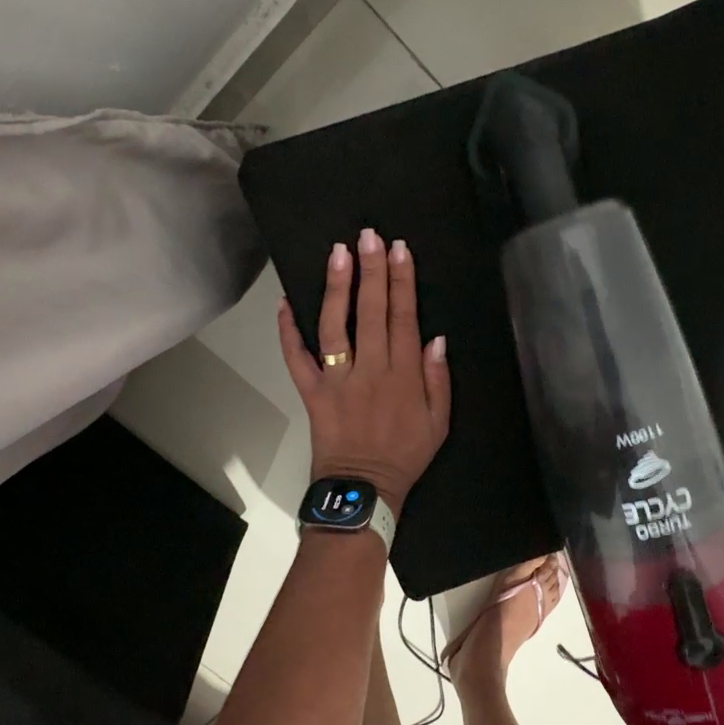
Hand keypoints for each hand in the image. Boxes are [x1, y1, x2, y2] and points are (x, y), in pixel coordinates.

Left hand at [277, 228, 450, 508]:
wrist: (364, 489)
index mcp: (403, 375)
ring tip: (336, 253)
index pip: (404, 318)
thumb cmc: (405, 455)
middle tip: (368, 235)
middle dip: (370, 271)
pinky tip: (285, 302)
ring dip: (335, 288)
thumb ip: (438, 380)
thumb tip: (437, 339)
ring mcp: (337, 380)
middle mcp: (370, 370)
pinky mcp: (312, 392)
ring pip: (335, 326)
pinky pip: (297, 358)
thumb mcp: (439, 423)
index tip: (399, 249)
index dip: (401, 281)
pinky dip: (288, 331)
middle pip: (371, 312)